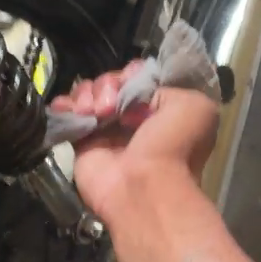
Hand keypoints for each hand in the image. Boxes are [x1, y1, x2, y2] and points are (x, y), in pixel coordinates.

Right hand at [50, 64, 220, 221]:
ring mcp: (107, 130)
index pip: (139, 77)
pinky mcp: (82, 142)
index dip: (132, 74)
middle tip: (111, 106)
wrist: (143, 188)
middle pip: (112, 82)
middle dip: (109, 84)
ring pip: (89, 92)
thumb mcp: (196, 106)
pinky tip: (69, 109)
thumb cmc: (173, 146)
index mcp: (162, 110)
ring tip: (95, 113)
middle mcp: (134, 119)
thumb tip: (136, 91)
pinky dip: (64, 104)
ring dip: (88, 94)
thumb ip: (171, 88)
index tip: (132, 83)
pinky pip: (68, 111)